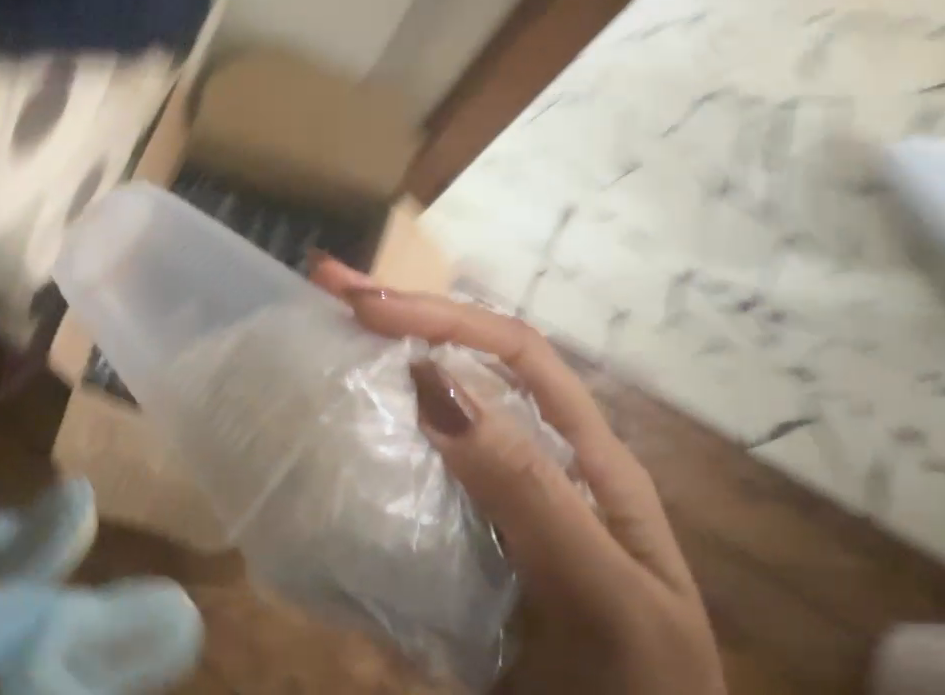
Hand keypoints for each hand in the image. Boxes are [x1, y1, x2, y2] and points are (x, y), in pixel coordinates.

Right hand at [310, 259, 724, 694]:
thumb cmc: (633, 691)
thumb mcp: (603, 596)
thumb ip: (529, 494)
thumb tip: (430, 379)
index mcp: (586, 463)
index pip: (517, 356)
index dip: (442, 316)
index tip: (362, 307)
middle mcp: (532, 471)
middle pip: (462, 373)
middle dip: (396, 321)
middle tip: (320, 290)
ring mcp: (485, 513)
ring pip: (422, 426)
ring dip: (370, 380)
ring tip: (311, 353)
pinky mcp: (446, 556)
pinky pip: (397, 493)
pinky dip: (358, 459)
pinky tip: (320, 450)